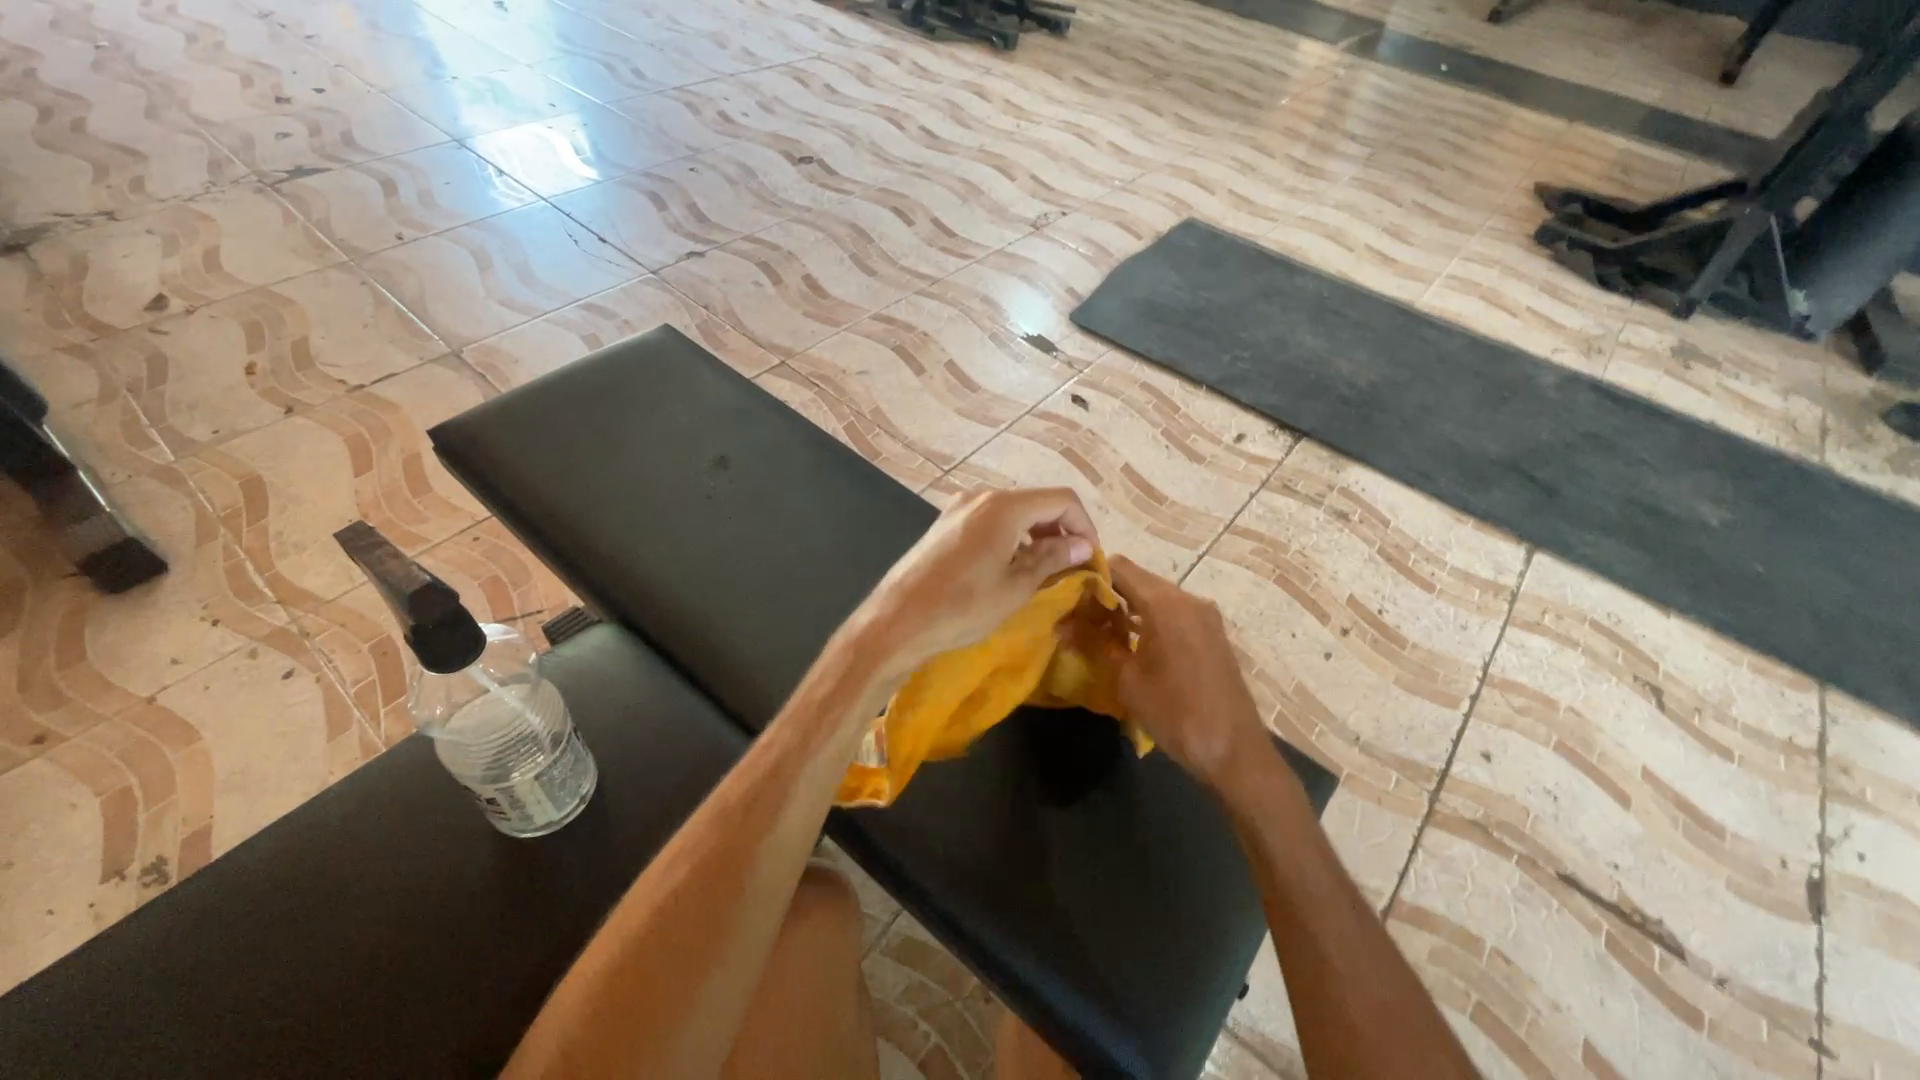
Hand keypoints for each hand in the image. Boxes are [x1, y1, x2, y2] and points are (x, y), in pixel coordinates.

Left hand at [856, 488, 1097, 677]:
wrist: (896, 621)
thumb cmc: (960, 608)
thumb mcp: (1015, 587)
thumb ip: (1052, 559)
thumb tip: (1082, 545)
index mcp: (1003, 507)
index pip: (1062, 501)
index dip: (1084, 526)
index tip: (1091, 558)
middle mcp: (981, 497)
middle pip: (1036, 503)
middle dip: (1061, 531)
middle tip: (1072, 567)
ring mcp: (959, 509)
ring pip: (1013, 513)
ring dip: (1036, 536)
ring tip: (1045, 572)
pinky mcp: (945, 525)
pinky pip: (990, 522)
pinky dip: (1011, 538)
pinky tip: (1011, 569)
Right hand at [1067, 556, 1270, 789]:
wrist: (1233, 750)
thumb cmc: (1175, 714)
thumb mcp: (1127, 680)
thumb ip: (1096, 644)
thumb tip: (1063, 625)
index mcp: (1166, 604)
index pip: (1119, 568)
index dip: (1090, 577)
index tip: (1067, 595)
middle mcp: (1188, 599)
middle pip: (1138, 579)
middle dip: (1107, 594)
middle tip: (1078, 616)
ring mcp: (1205, 615)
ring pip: (1156, 596)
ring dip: (1128, 608)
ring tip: (1098, 631)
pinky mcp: (1212, 632)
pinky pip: (1174, 612)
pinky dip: (1149, 619)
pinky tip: (1131, 642)